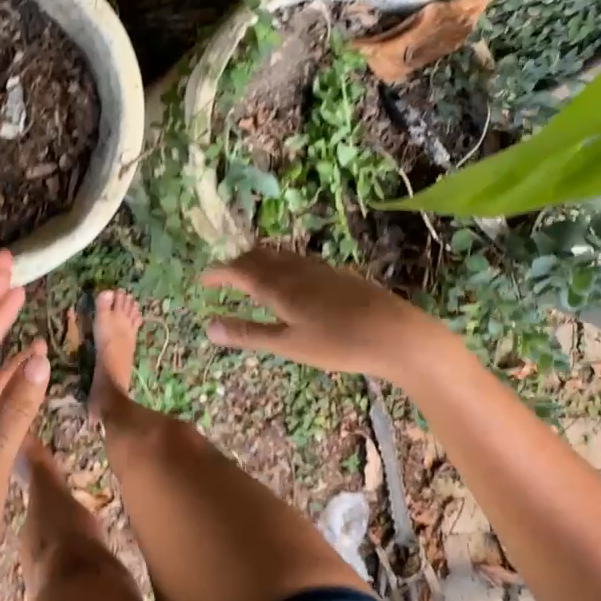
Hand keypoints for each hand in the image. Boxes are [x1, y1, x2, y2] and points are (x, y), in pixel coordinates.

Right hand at [200, 248, 462, 382]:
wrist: (399, 335)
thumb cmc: (339, 344)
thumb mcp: (289, 345)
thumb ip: (248, 334)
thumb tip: (208, 327)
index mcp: (278, 286)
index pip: (238, 270)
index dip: (217, 274)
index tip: (201, 281)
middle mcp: (295, 270)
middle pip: (257, 256)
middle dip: (235, 263)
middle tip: (222, 277)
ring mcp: (319, 269)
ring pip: (280, 255)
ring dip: (258, 261)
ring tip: (250, 274)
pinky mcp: (338, 275)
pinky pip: (299, 260)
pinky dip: (281, 264)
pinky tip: (291, 279)